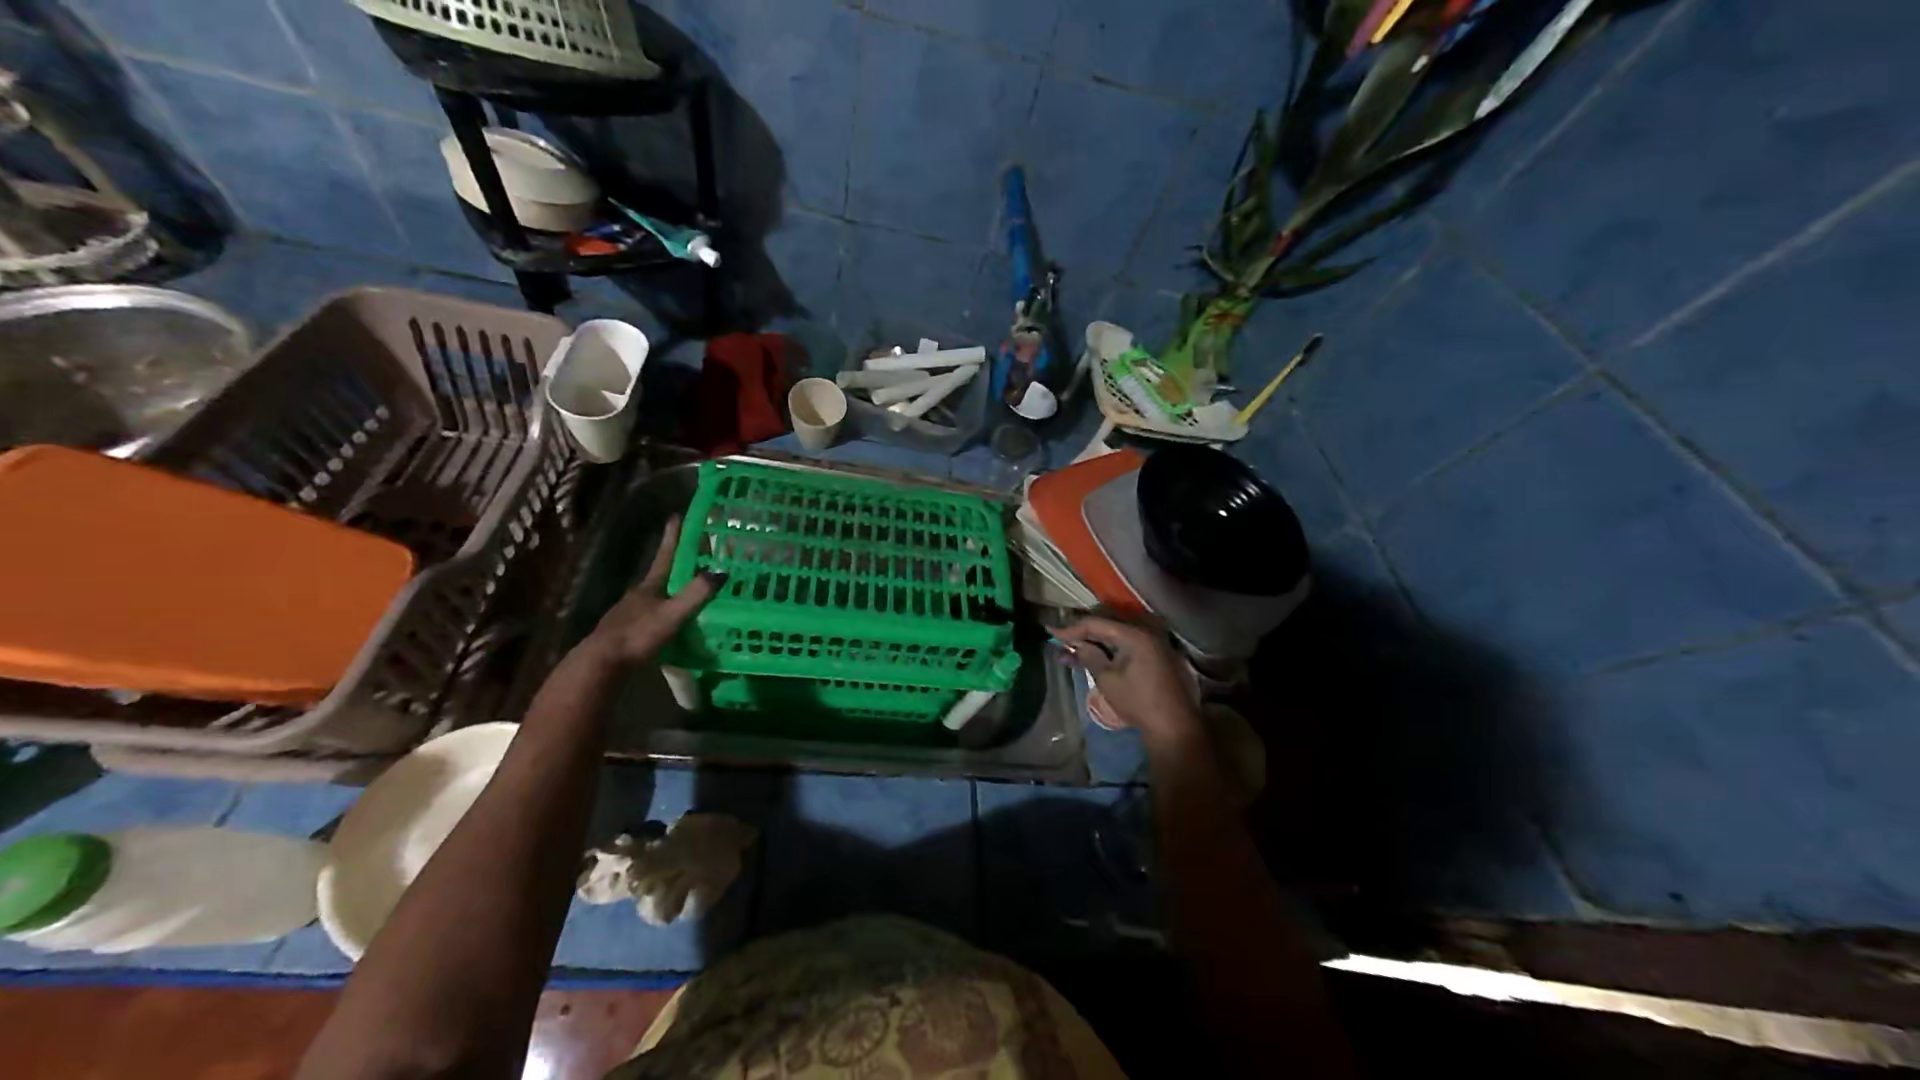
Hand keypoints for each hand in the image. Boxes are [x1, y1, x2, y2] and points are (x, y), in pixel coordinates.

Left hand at [582, 516, 720, 665]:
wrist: (601, 665)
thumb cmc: (637, 635)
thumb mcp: (672, 614)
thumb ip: (696, 594)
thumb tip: (721, 572)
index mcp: (649, 586)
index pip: (665, 555)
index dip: (673, 537)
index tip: (677, 516)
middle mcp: (638, 595)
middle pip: (661, 575)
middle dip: (676, 565)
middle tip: (694, 557)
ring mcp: (630, 614)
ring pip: (655, 597)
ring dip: (671, 591)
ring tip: (688, 592)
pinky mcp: (627, 633)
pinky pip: (652, 616)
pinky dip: (665, 613)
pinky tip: (673, 623)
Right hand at [1055, 616, 1199, 742]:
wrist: (1174, 725)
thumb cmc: (1138, 702)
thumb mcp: (1107, 679)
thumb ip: (1089, 656)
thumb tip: (1075, 644)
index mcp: (1134, 634)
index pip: (1096, 623)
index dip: (1071, 629)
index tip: (1052, 634)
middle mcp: (1147, 631)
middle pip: (1108, 624)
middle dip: (1083, 633)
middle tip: (1062, 642)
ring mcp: (1156, 642)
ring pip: (1118, 634)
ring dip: (1097, 641)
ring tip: (1076, 652)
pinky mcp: (1159, 654)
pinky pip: (1130, 643)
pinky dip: (1112, 647)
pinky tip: (1098, 656)